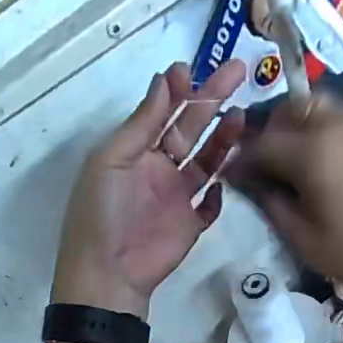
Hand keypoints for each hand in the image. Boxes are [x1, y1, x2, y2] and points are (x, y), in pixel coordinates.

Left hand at [53, 60, 249, 315]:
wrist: (109, 272)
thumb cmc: (102, 211)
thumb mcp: (113, 159)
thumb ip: (143, 122)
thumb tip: (166, 78)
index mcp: (136, 150)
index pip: (164, 112)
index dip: (179, 91)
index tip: (194, 70)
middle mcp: (160, 168)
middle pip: (192, 129)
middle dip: (212, 101)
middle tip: (237, 73)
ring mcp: (178, 197)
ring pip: (207, 161)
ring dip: (223, 139)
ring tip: (240, 117)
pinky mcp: (192, 224)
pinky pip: (211, 204)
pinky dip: (219, 192)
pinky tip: (224, 179)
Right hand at [227, 99, 342, 338]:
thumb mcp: (313, 246)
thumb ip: (277, 209)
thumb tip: (258, 186)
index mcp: (312, 150)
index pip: (261, 144)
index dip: (243, 161)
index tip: (238, 179)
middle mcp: (342, 122)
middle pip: (293, 110)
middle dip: (274, 133)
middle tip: (275, 168)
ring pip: (329, 111)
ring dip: (309, 131)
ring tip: (314, 169)